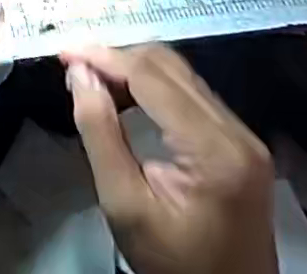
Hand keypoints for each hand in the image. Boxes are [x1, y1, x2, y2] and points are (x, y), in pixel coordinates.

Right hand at [63, 44, 276, 273]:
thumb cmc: (172, 262)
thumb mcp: (123, 202)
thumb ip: (99, 131)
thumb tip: (79, 72)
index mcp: (214, 150)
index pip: (150, 77)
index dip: (103, 57)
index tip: (63, 53)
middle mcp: (237, 134)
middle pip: (167, 67)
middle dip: (115, 58)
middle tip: (74, 67)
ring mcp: (243, 138)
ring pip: (178, 74)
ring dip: (131, 67)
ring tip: (92, 79)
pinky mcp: (239, 144)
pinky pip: (188, 92)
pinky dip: (149, 84)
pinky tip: (122, 95)